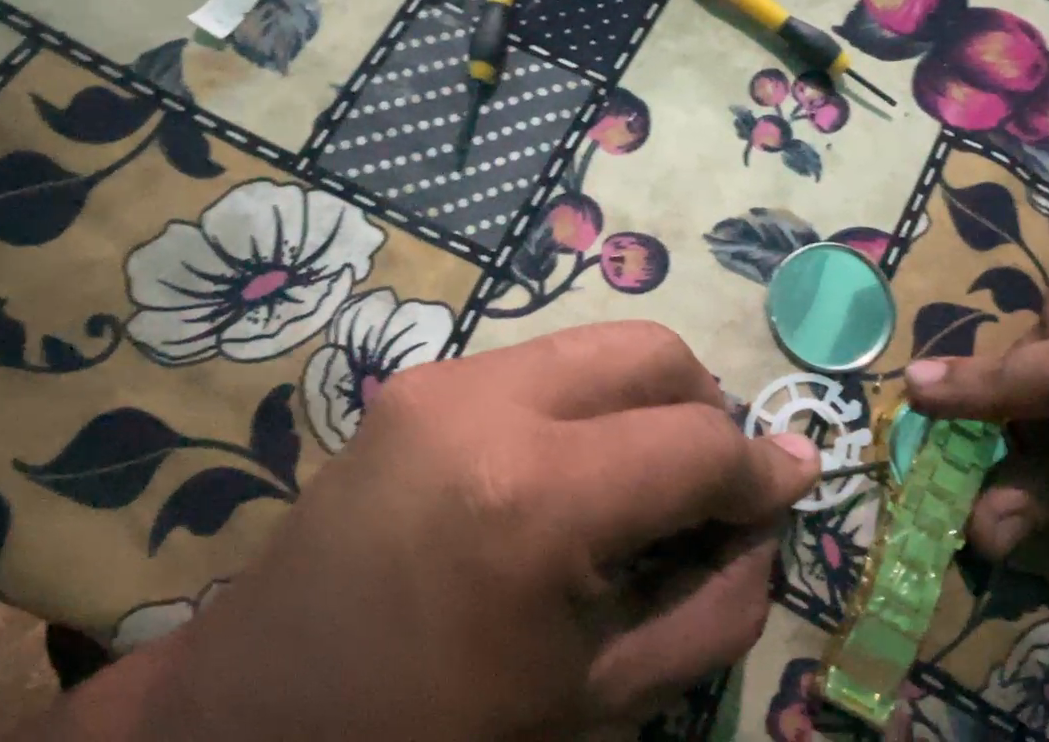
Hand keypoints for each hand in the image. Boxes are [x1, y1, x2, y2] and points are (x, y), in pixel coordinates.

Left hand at [25, 322, 818, 740]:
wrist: (260, 711)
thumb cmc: (436, 728)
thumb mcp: (599, 699)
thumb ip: (714, 611)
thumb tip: (767, 524)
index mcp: (534, 498)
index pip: (695, 444)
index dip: (759, 469)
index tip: (789, 488)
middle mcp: (488, 405)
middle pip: (651, 353)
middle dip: (705, 411)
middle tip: (712, 482)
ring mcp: (443, 379)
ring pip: (598, 344)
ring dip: (646, 400)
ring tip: (642, 475)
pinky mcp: (417, 380)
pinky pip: (542, 364)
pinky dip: (586, 402)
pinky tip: (570, 470)